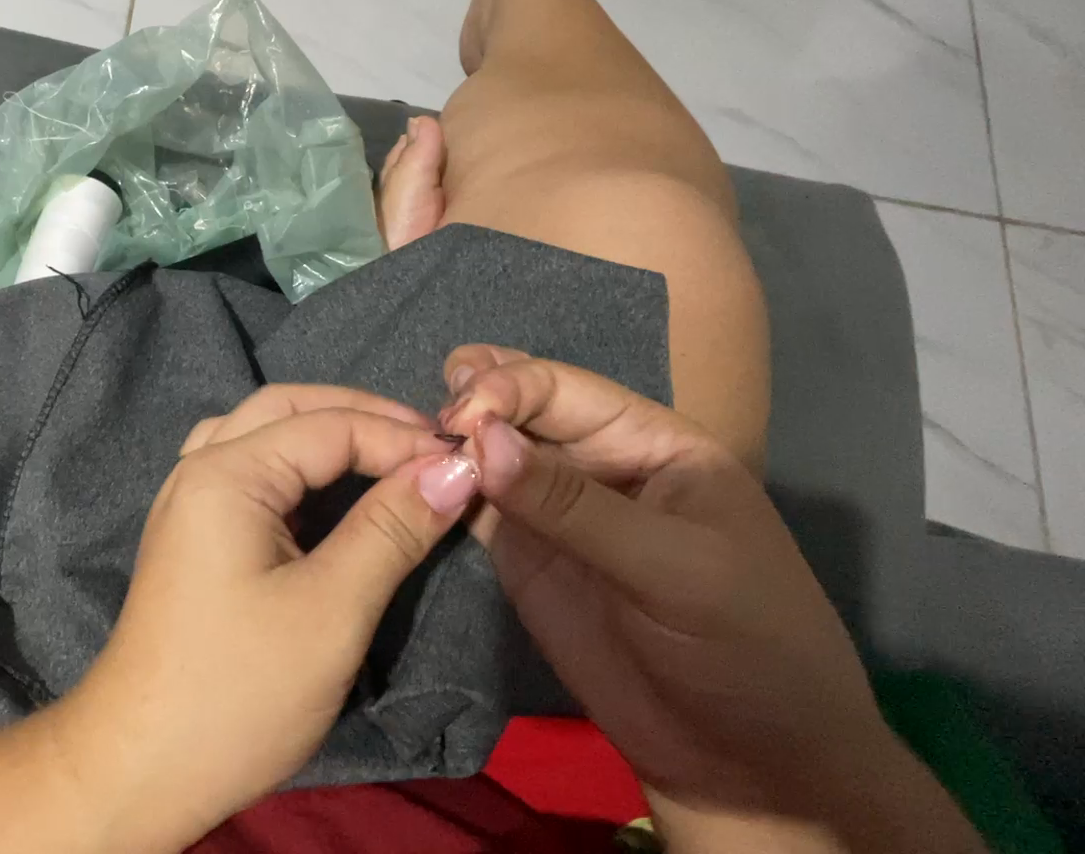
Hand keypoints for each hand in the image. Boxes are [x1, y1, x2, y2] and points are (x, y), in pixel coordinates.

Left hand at [55, 385, 483, 842]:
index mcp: (225, 472)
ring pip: (262, 432)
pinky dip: (294, 463)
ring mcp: (188, 499)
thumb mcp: (331, 609)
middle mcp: (198, 467)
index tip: (468, 462)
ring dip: (324, 430)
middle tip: (429, 446)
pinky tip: (324, 488)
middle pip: (287, 408)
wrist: (142, 761)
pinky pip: (246, 468)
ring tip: (386, 454)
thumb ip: (391, 528)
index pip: (328, 425)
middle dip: (361, 417)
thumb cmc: (239, 688)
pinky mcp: (191, 532)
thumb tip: (454, 467)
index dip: (401, 438)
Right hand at [438, 346, 940, 826]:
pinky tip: (412, 475)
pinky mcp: (519, 548)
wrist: (741, 762)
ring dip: (450, 438)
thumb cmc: (744, 649)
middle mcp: (594, 461)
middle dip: (473, 396)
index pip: (564, 389)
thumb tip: (481, 439)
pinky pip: (472, 503)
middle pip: (520, 408)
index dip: (509, 388)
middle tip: (433, 411)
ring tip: (407, 433)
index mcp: (650, 442)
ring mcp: (551, 506)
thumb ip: (573, 505)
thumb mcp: (675, 570)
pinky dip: (441, 486)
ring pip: (489, 452)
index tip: (461, 416)